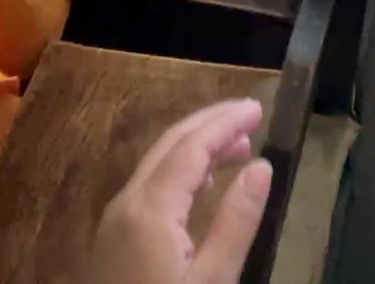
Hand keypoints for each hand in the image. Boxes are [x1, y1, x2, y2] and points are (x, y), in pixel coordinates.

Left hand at [92, 99, 274, 283]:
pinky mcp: (113, 244)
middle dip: (211, 124)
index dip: (226, 121)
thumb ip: (237, 221)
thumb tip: (261, 165)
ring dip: (198, 147)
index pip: (192, 145)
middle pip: (170, 144)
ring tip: (239, 147)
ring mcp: (114, 224)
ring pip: (158, 163)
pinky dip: (182, 170)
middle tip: (251, 116)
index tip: (259, 108)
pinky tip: (204, 184)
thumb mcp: (214, 283)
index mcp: (149, 208)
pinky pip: (150, 187)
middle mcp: (126, 204)